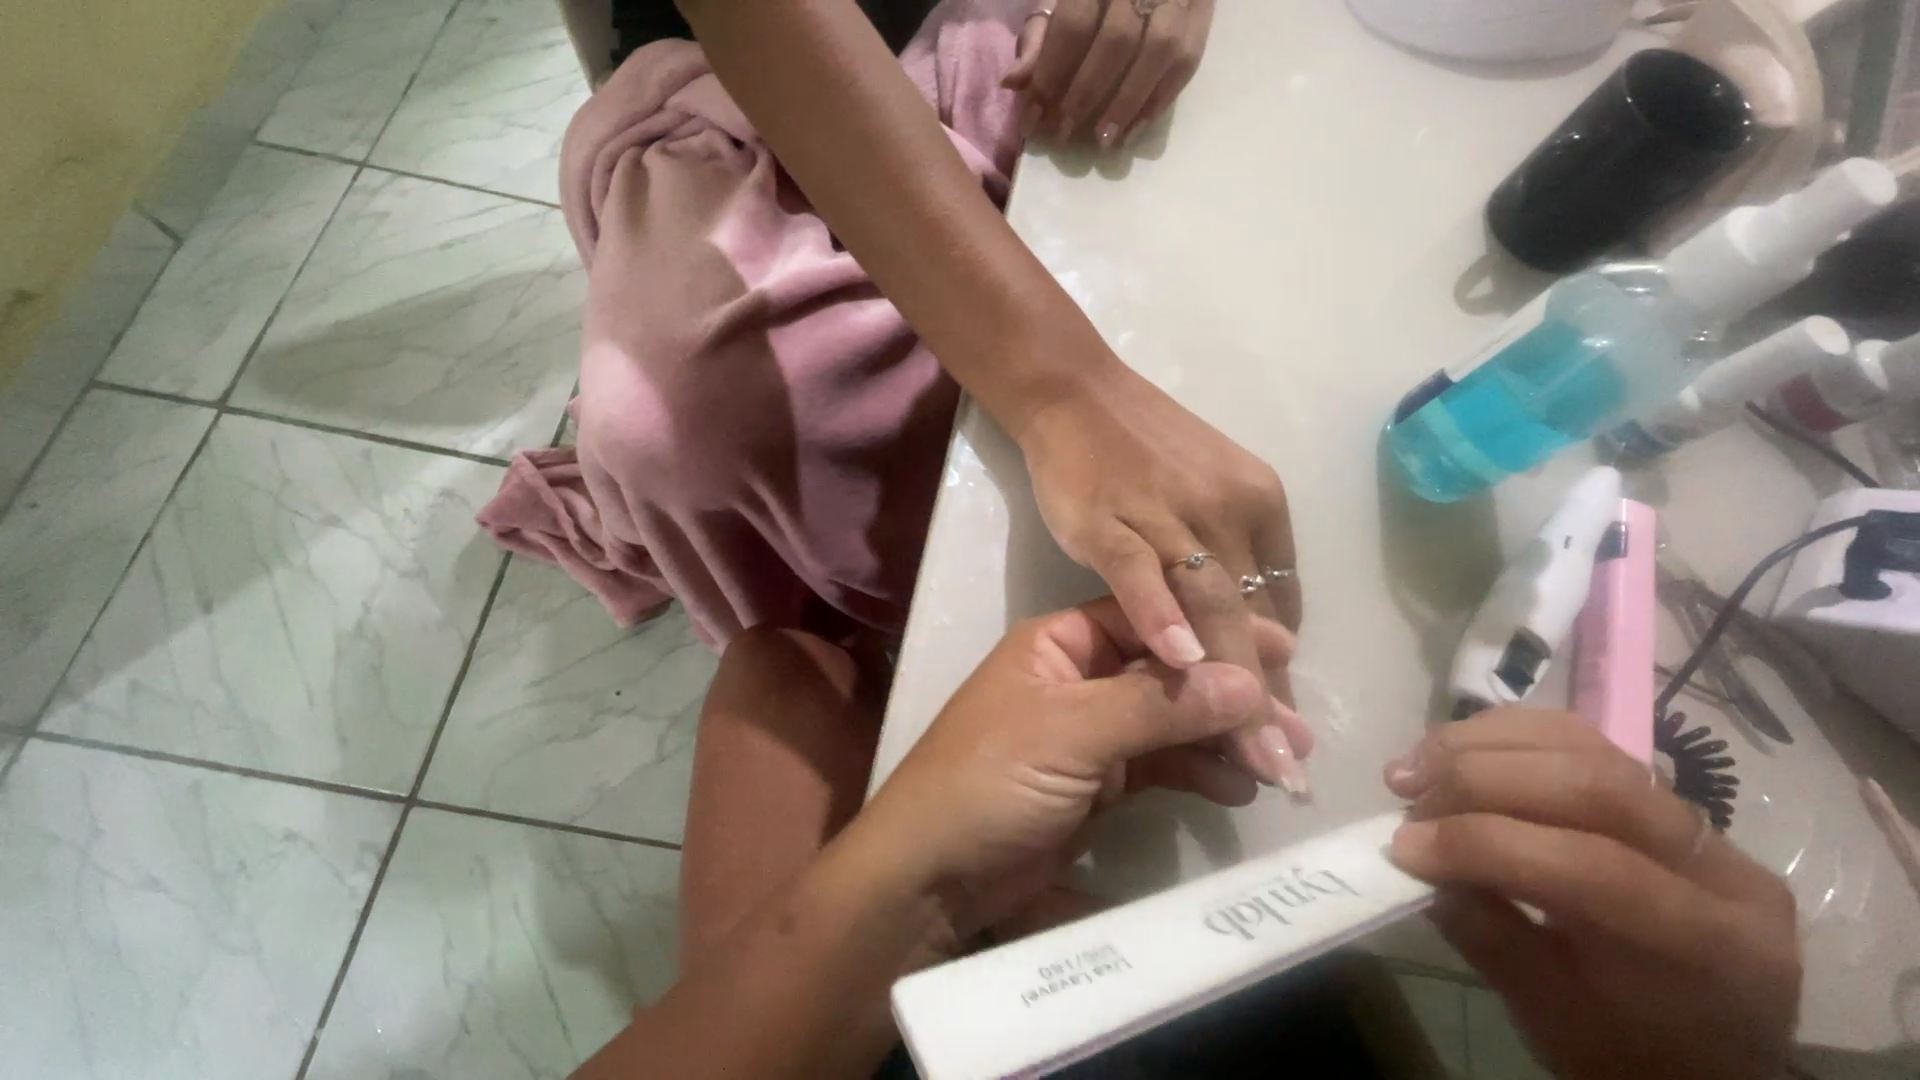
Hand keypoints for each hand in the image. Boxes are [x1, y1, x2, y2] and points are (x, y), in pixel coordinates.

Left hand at [863, 596, 1312, 937]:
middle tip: (1296, 721)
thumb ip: (1156, 705)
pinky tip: (1239, 787)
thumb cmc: (988, 782)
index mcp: (1060, 643)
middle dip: (1230, 697)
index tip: (1282, 649)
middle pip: (1169, 674)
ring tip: (1284, 762)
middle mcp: (1079, 678)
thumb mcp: (1068, 732)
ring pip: (1172, 723)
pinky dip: (1200, 773)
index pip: (1150, 622)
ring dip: (1225, 739)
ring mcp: (1090, 733)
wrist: (933, 875)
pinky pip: (1162, 766)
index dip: (1212, 632)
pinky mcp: (1100, 783)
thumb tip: (1248, 681)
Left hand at [1003, 0, 1216, 148]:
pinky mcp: (1203, 11)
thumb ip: (1039, 40)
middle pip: (1118, 39)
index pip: (1073, 25)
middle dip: (1088, 92)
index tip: (1033, 121)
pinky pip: (1188, 59)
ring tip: (1105, 140)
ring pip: (1161, 50)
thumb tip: (1013, 82)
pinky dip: (1160, 100)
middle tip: (1066, 133)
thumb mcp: (1061, 2)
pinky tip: (1135, 130)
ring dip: (1129, 101)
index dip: (1051, 75)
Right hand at [1016, 374, 1303, 789]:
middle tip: (1290, 772)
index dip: (1278, 675)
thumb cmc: (1138, 449)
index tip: (1283, 732)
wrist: (1075, 393)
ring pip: (1208, 607)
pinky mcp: (1110, 518)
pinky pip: (1140, 572)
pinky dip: (1160, 616)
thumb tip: (1260, 630)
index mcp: (1258, 506)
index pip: (1278, 606)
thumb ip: (1232, 560)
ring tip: (1252, 757)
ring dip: (1230, 684)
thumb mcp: (1204, 494)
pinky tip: (1178, 664)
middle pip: (1252, 620)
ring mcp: (1166, 513)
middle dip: (1270, 704)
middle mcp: (1226, 510)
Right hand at [1384, 709, 1801, 1079]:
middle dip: (1477, 781)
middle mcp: (1720, 870)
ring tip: (1415, 767)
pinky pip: (1578, 740)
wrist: (1701, 1051)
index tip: (1402, 847)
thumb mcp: (1551, 1017)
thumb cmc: (1626, 1052)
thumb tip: (1416, 860)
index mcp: (1712, 950)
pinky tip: (1453, 752)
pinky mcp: (1658, 795)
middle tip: (1406, 800)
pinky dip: (1502, 735)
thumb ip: (1487, 933)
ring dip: (1480, 744)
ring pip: (1583, 745)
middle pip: (1593, 786)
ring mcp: (1696, 823)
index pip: (1594, 869)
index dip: (1484, 844)